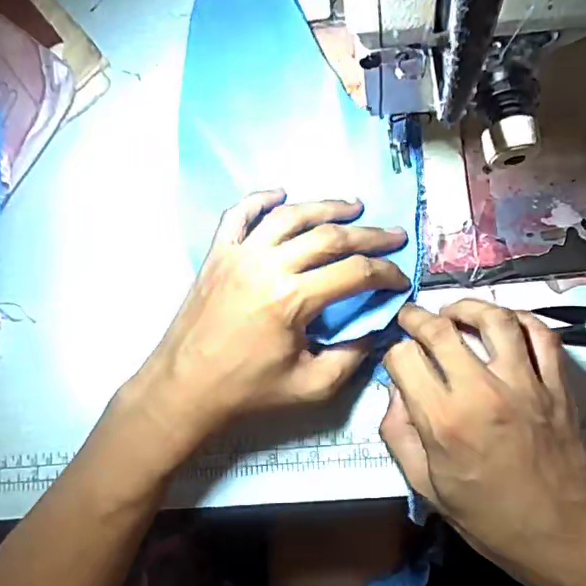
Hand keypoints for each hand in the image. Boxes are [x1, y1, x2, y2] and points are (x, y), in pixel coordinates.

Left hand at [121, 189, 409, 442]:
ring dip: (326, 207)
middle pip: (330, 237)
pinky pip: (239, 215)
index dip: (386, 273)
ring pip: (290, 216)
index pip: (355, 273)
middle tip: (395, 234)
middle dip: (370, 235)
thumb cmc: (250, 391)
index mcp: (293, 300)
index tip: (402, 280)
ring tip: (353, 206)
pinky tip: (282, 194)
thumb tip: (377, 330)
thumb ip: (353, 356)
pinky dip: (261, 199)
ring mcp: (239, 255)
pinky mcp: (217, 255)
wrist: (184, 389)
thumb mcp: (313, 386)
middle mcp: (268, 266)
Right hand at [379, 301, 585, 585]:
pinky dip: (521, 319)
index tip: (398, 360)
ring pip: (495, 319)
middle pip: (441, 330)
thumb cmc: (488, 518)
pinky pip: (541, 335)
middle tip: (412, 318)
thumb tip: (396, 392)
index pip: (405, 359)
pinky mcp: (557, 384)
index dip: (394, 354)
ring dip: (468, 307)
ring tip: (455, 313)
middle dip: (418, 318)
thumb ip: (401, 436)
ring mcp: (525, 383)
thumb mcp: (428, 488)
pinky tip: (506, 322)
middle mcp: (482, 392)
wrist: (559, 532)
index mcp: (443, 421)